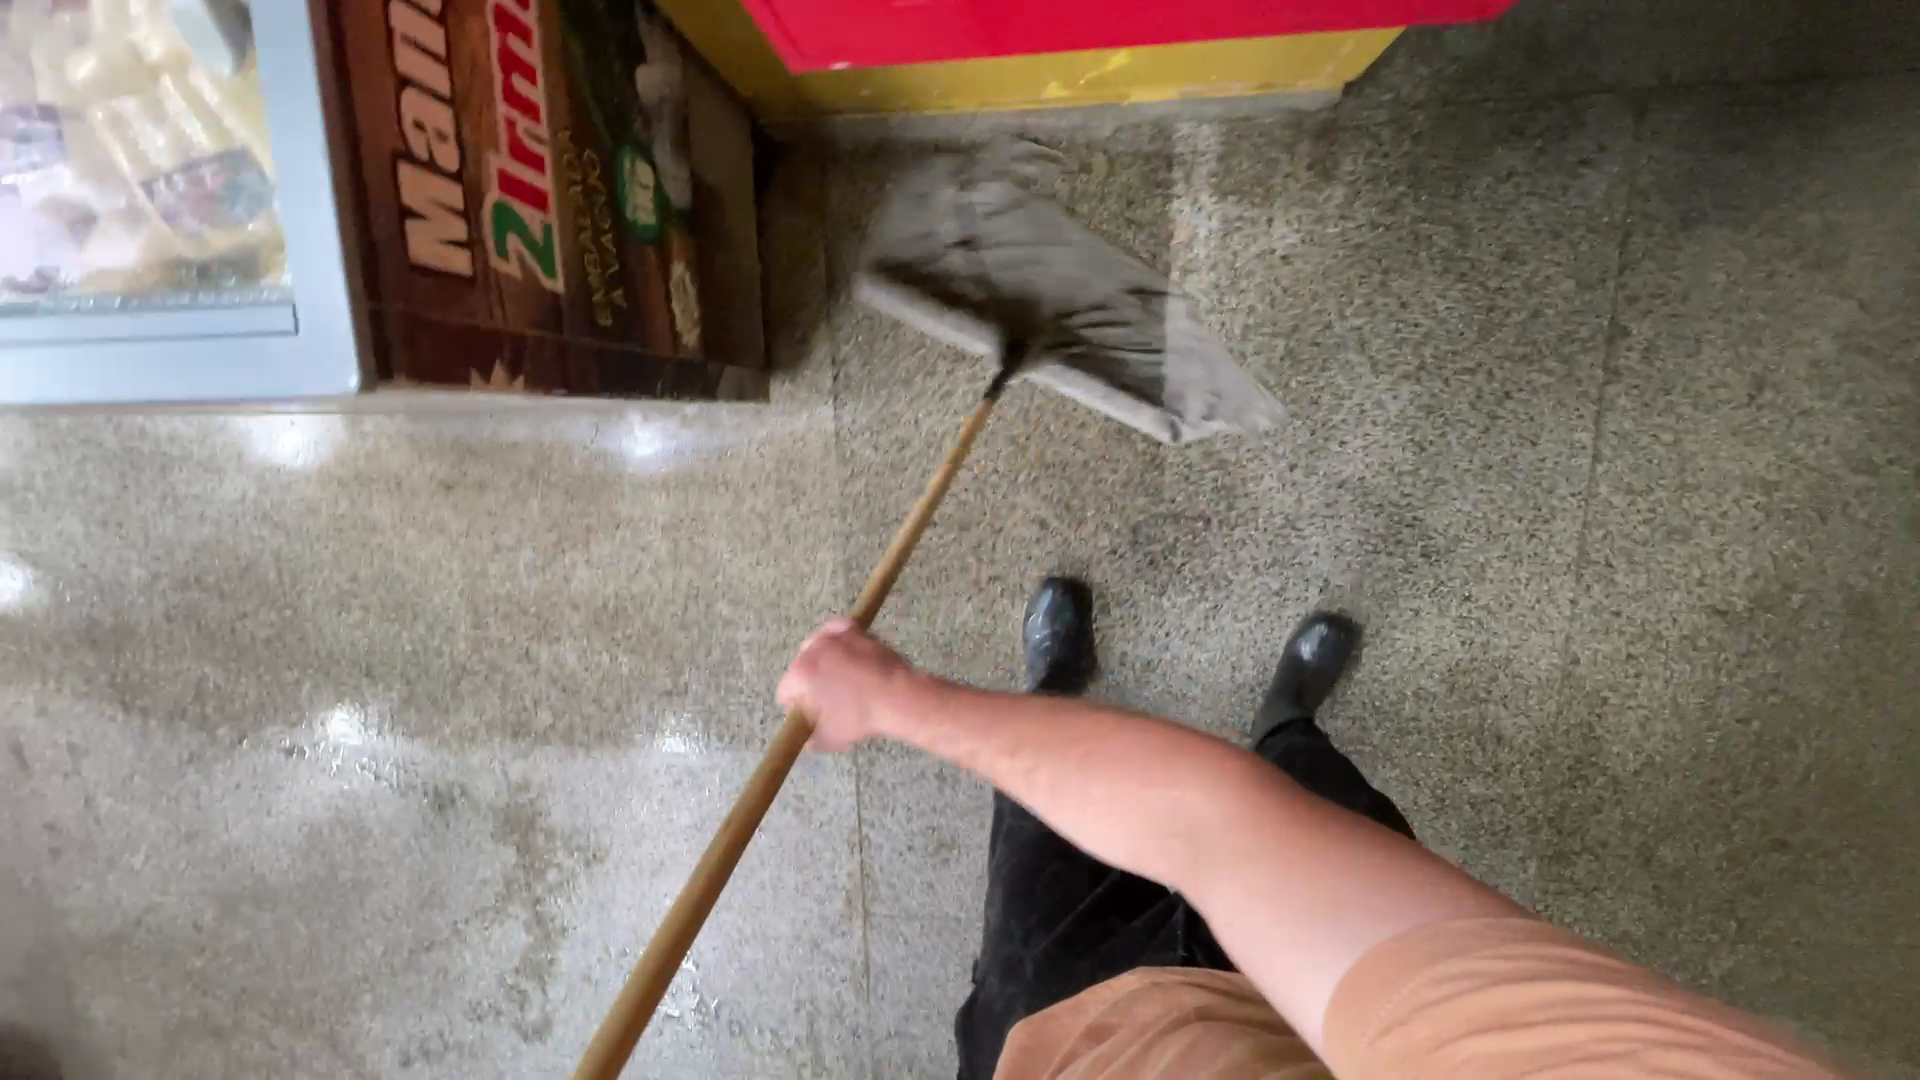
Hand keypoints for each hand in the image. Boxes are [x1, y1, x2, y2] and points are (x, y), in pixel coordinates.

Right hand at [777, 619, 914, 750]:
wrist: (897, 696)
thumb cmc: (861, 717)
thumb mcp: (830, 738)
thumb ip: (812, 739)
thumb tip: (808, 739)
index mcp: (800, 675)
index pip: (785, 691)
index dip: (794, 706)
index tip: (806, 714)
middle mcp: (812, 650)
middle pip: (799, 667)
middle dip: (807, 681)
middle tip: (824, 697)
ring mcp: (834, 637)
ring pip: (815, 646)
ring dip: (819, 660)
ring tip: (835, 675)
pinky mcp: (854, 630)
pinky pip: (835, 629)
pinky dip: (835, 638)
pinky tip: (842, 649)